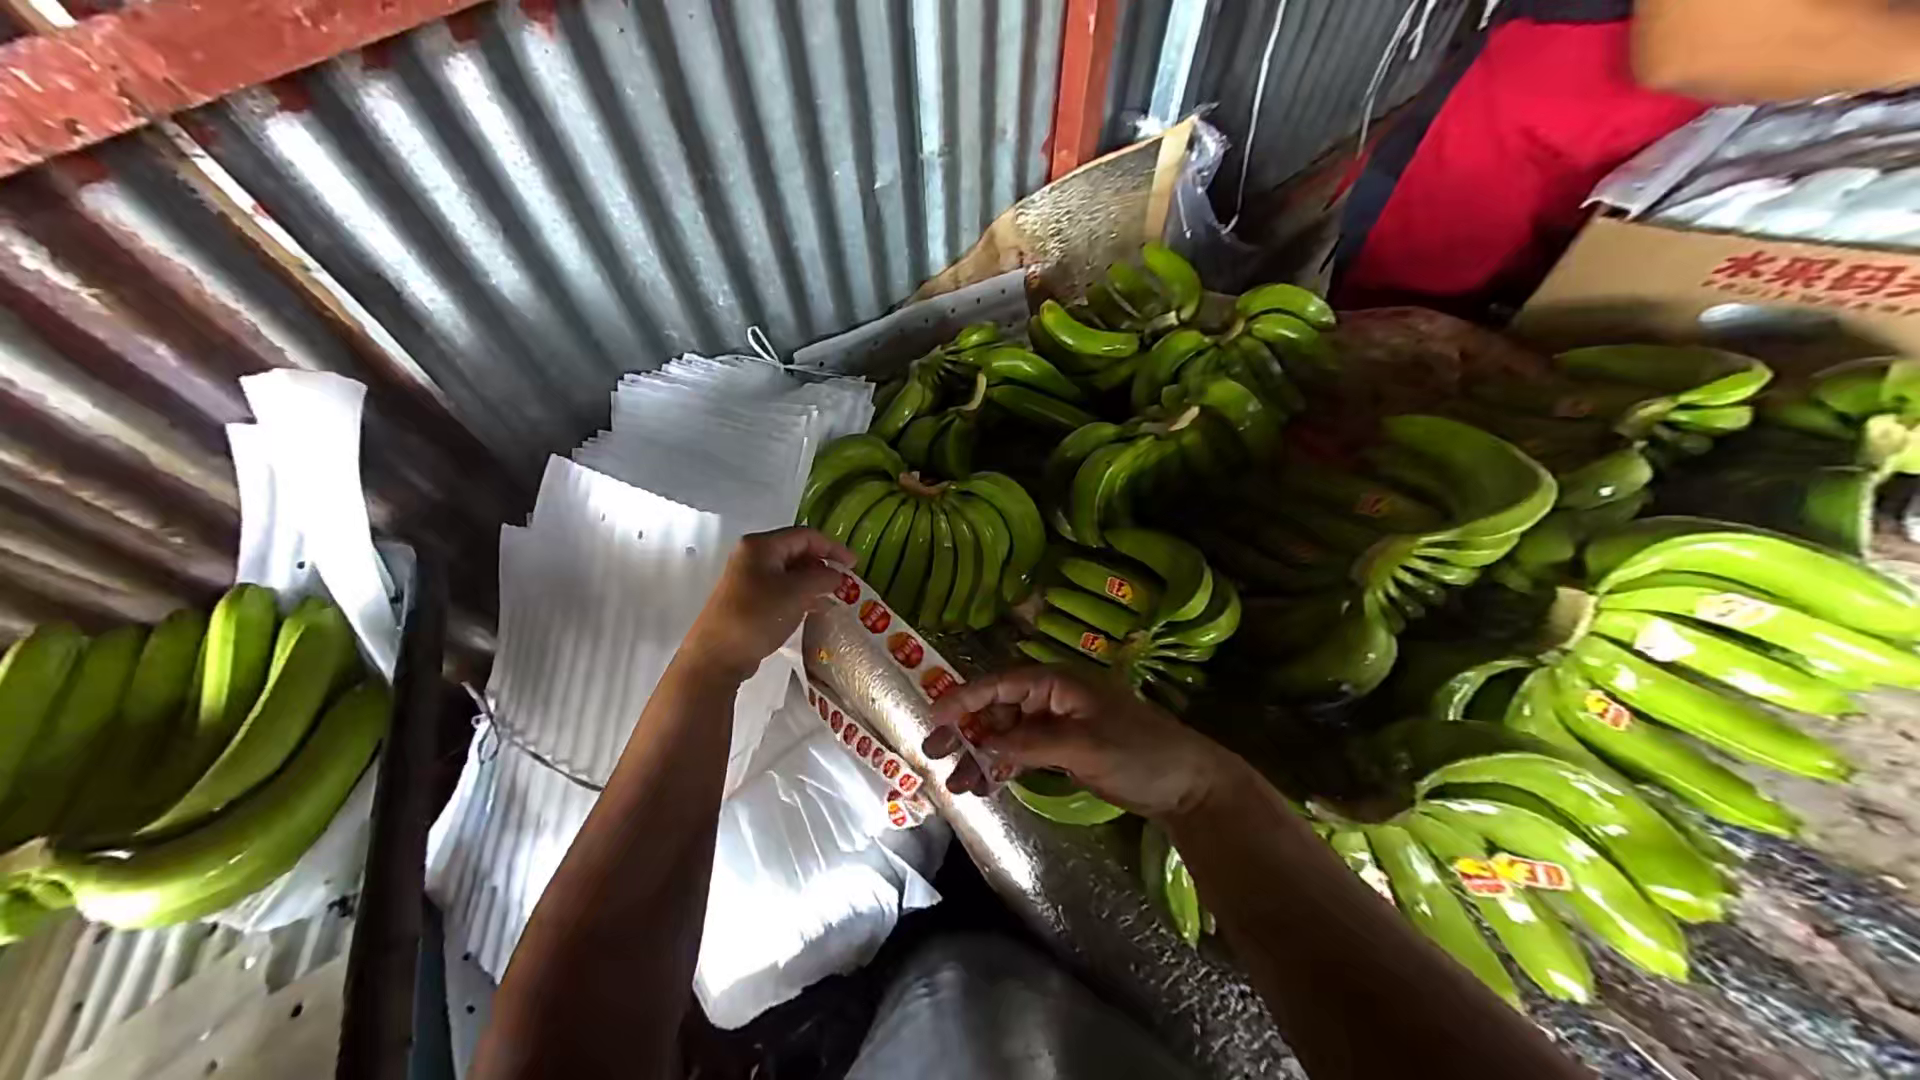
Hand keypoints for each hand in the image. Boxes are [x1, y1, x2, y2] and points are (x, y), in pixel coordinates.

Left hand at [683, 527, 854, 680]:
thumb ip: (823, 577)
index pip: (805, 536)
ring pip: (790, 572)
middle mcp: (752, 556)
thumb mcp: (797, 592)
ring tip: (835, 596)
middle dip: (823, 565)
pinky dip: (801, 594)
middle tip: (845, 581)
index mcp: (761, 546)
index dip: (833, 548)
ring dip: (814, 581)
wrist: (718, 655)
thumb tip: (838, 575)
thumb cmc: (758, 616)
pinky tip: (816, 608)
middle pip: (797, 552)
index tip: (854, 565)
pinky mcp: (749, 599)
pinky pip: (782, 589)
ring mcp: (749, 578)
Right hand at [922, 665, 1241, 818]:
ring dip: (981, 755)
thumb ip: (1030, 744)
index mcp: (1057, 683)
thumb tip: (982, 744)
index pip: (1001, 684)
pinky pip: (1022, 753)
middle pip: (998, 709)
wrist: (1186, 785)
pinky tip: (984, 787)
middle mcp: (1052, 698)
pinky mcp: (1063, 749)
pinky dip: (1002, 767)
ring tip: (957, 783)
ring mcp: (1057, 725)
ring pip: (1006, 734)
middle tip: (933, 752)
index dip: (964, 698)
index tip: (933, 717)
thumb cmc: (1138, 753)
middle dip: (966, 730)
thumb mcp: (1083, 746)